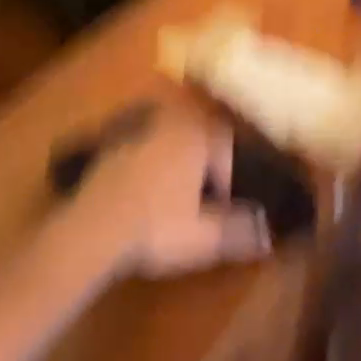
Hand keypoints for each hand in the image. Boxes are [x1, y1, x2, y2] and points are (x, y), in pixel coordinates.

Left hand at [64, 104, 271, 278]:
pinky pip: (135, 150)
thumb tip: (268, 233)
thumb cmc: (157, 227)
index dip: (227, 172)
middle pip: (193, 132)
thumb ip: (240, 231)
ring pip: (162, 137)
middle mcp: (164, 124)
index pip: (224, 139)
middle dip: (201, 159)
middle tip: (200, 193)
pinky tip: (140, 195)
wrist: (92, 229)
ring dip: (171, 160)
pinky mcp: (105, 149)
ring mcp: (131, 133)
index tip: (221, 201)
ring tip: (171, 194)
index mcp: (194, 136)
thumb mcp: (206, 236)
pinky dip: (143, 166)